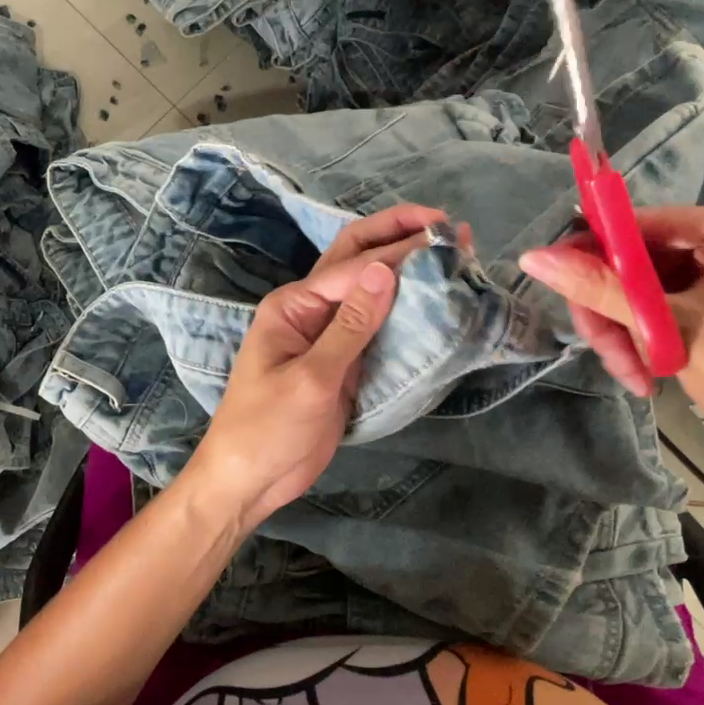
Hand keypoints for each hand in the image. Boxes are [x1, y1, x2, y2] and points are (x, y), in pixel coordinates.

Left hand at [186, 204, 449, 525]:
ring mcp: (327, 338)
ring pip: (369, 292)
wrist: (249, 480)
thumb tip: (386, 269)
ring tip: (454, 253)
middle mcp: (309, 312)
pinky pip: (376, 328)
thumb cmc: (267, 428)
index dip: (398, 251)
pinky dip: (405, 312)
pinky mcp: (342, 365)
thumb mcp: (311, 379)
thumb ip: (350, 326)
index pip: (351, 268)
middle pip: (354, 261)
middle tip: (448, 224)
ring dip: (406, 270)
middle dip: (396, 237)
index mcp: (292, 306)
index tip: (446, 237)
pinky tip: (436, 303)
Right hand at [517, 207, 703, 510]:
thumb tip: (532, 258)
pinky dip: (657, 330)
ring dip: (632, 326)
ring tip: (631, 371)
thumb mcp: (667, 330)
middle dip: (617, 305)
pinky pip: (682, 297)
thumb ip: (600, 288)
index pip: (648, 222)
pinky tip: (650, 366)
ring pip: (658, 282)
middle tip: (600, 348)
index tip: (559, 283)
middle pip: (650, 255)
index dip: (595, 251)